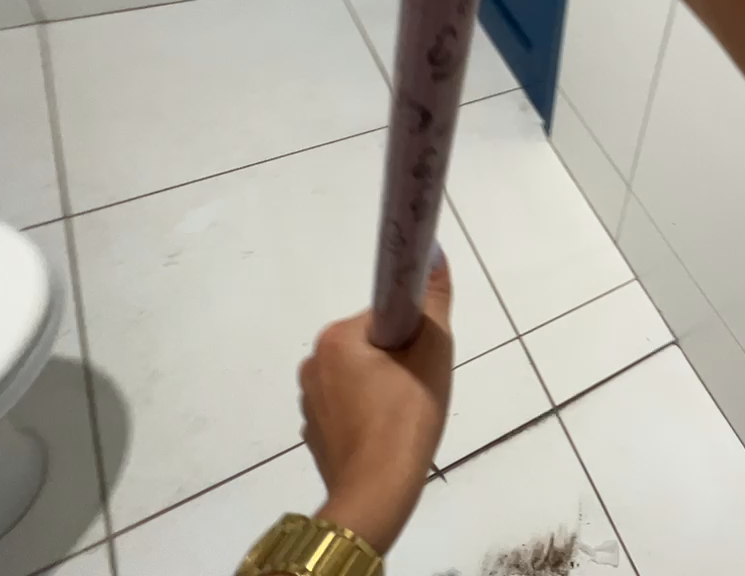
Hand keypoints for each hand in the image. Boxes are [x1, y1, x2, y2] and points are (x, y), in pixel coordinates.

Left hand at [298, 256, 453, 553]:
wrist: (379, 490)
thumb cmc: (408, 411)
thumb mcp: (434, 347)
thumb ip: (434, 298)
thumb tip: (432, 253)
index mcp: (336, 338)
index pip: (384, 316)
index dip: (411, 332)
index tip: (424, 354)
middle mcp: (313, 363)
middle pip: (372, 343)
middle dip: (399, 357)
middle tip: (421, 381)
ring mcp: (309, 401)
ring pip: (360, 374)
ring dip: (383, 383)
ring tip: (406, 409)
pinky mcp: (314, 433)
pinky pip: (348, 405)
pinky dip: (368, 410)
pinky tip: (388, 429)